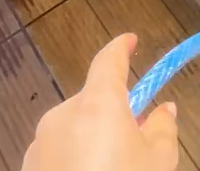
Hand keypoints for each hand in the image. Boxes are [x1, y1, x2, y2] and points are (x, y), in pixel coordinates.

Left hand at [23, 33, 180, 170]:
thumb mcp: (158, 159)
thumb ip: (162, 127)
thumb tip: (161, 111)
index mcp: (96, 103)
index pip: (108, 60)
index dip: (121, 47)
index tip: (130, 41)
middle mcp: (61, 118)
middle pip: (91, 100)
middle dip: (111, 111)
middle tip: (132, 136)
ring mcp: (37, 149)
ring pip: (71, 129)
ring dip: (89, 137)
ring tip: (109, 166)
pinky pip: (55, 155)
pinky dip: (71, 160)